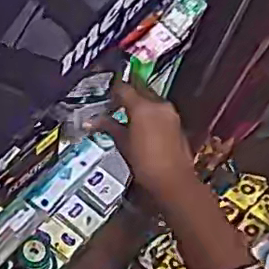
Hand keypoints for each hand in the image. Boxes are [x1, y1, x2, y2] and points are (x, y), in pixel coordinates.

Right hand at [93, 78, 204, 206]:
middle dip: (127, 95)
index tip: (105, 95)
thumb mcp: (122, 143)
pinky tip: (140, 127)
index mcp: (143, 107)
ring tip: (125, 115)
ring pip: (150, 101)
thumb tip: (92, 121)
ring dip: (138, 105)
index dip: (112, 90)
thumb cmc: (145, 163)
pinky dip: (148, 114)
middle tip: (113, 103)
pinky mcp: (176, 123)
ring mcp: (170, 113)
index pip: (124, 89)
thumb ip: (108, 126)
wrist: (172, 180)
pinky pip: (159, 111)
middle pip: (140, 91)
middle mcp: (159, 105)